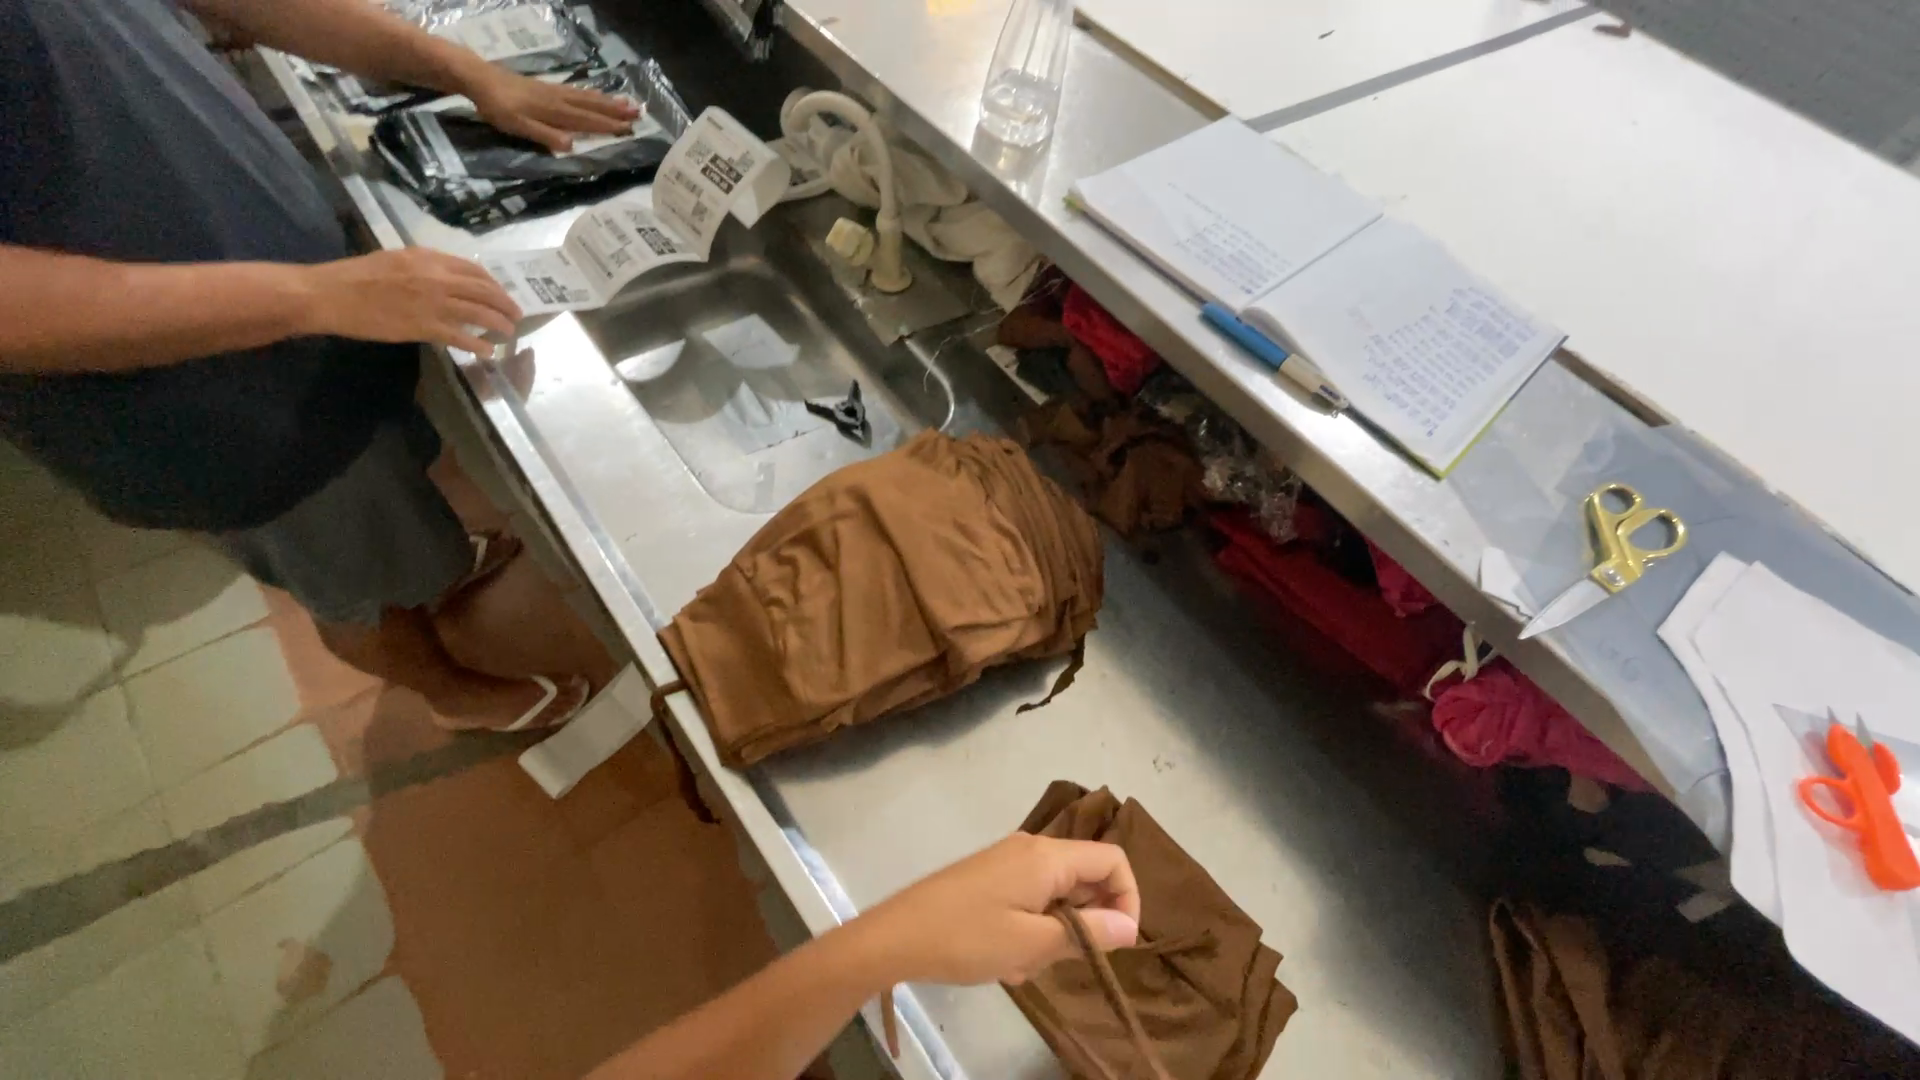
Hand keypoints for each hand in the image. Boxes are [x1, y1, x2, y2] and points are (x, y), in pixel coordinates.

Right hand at [295, 249, 520, 355]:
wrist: (327, 294)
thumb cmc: (355, 277)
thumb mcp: (395, 260)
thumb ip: (425, 268)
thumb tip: (450, 280)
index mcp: (427, 258)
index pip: (474, 270)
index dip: (494, 284)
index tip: (502, 294)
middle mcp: (435, 277)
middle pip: (485, 290)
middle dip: (506, 304)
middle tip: (517, 315)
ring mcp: (433, 302)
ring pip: (481, 313)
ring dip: (500, 324)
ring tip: (510, 332)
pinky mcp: (425, 326)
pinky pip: (463, 337)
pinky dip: (480, 345)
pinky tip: (488, 351)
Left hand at [466, 67, 639, 153]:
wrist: (478, 78)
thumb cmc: (497, 107)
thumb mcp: (518, 127)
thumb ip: (545, 135)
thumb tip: (572, 145)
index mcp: (556, 112)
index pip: (588, 121)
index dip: (609, 125)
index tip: (630, 128)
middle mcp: (560, 100)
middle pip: (593, 106)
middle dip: (616, 111)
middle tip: (639, 112)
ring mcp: (555, 92)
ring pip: (587, 97)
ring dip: (609, 101)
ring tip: (628, 103)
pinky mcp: (548, 88)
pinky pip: (578, 91)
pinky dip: (593, 94)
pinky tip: (599, 94)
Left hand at [851, 834, 1140, 986]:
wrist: (898, 933)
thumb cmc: (967, 937)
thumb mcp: (1032, 944)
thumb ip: (1085, 933)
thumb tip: (1130, 927)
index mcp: (1047, 855)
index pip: (1112, 860)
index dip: (1127, 899)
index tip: (1119, 943)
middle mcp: (1032, 848)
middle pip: (1086, 876)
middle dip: (1085, 922)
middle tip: (1061, 960)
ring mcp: (1009, 860)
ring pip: (1058, 893)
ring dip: (1054, 933)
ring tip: (1025, 964)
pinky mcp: (992, 876)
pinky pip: (1032, 897)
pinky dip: (1032, 927)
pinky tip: (1007, 958)